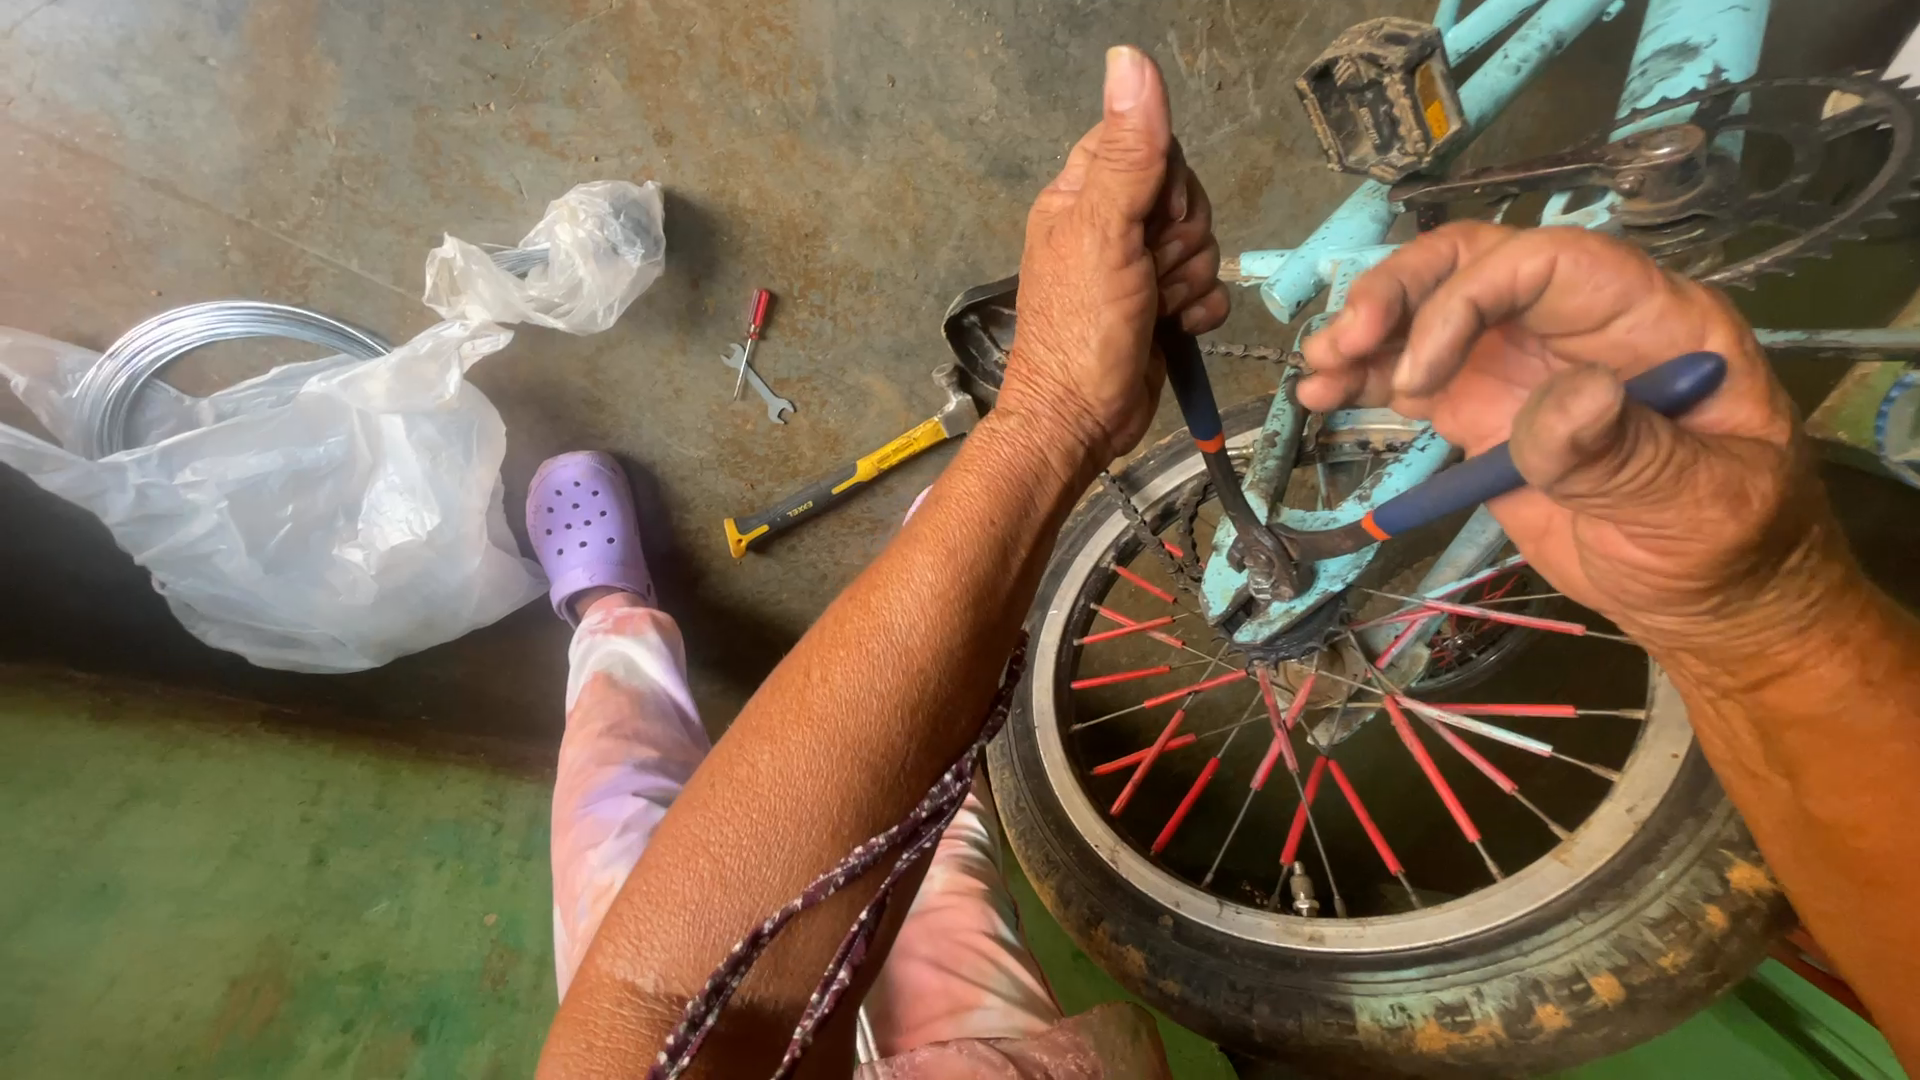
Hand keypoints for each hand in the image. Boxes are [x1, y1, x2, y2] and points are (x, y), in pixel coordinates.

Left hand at [997, 45, 1229, 464]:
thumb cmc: (1080, 332)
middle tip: (1147, 275)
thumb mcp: (1102, 234)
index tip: (1150, 220)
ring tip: (1154, 310)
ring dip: (1188, 280)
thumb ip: (1125, 154)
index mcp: (1082, 197)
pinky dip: (1198, 309)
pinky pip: (1206, 286)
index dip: (1165, 180)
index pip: (1148, 144)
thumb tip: (1128, 58)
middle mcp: (1109, 227)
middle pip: (1183, 195)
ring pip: (1200, 242)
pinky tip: (1175, 328)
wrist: (1082, 420)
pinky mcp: (1160, 307)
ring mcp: (1136, 270)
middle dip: (1179, 238)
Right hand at [1298, 224, 1845, 653]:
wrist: (1691, 589)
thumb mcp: (1698, 502)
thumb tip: (1562, 396)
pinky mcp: (1473, 409)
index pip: (1544, 265)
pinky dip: (1360, 381)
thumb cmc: (1723, 542)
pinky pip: (1406, 378)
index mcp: (1642, 324)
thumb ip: (1627, 450)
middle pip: (1470, 265)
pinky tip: (1321, 395)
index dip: (1465, 301)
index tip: (1420, 381)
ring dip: (1362, 333)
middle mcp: (1566, 328)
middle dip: (1397, 292)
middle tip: (1343, 342)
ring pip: (1424, 314)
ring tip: (1316, 370)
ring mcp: (1513, 367)